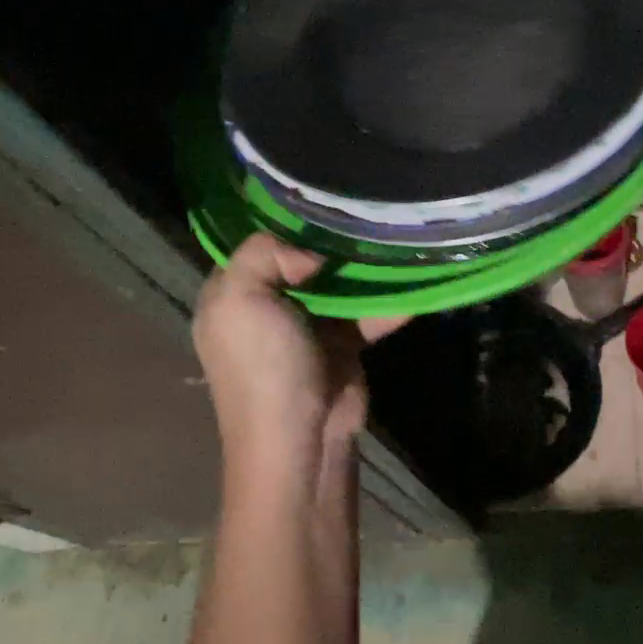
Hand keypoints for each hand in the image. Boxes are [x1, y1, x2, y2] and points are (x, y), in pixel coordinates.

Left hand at [191, 233, 404, 469]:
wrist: (302, 440)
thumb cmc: (264, 367)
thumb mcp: (241, 300)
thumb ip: (262, 254)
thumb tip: (310, 254)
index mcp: (229, 297)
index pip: (252, 246)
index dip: (281, 226)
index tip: (319, 203)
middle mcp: (265, 308)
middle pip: (300, 261)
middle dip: (330, 241)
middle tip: (364, 214)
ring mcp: (306, 328)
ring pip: (337, 284)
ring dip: (363, 269)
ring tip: (393, 239)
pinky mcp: (342, 345)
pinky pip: (367, 314)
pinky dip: (389, 303)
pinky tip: (413, 284)